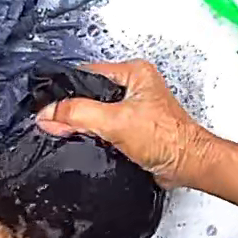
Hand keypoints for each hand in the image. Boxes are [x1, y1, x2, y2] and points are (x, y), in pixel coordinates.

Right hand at [35, 60, 216, 188]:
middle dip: (73, 109)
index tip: (50, 109)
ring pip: (96, 111)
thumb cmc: (168, 139)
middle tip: (59, 124)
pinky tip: (90, 143)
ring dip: (85, 124)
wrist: (188, 165)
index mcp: (135, 72)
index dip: (66, 91)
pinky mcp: (135, 127)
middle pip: (90, 93)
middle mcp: (136, 86)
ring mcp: (135, 107)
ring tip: (75, 133)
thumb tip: (49, 113)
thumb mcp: (115, 121)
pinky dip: (96, 135)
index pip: (87, 74)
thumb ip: (78, 114)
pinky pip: (106, 127)